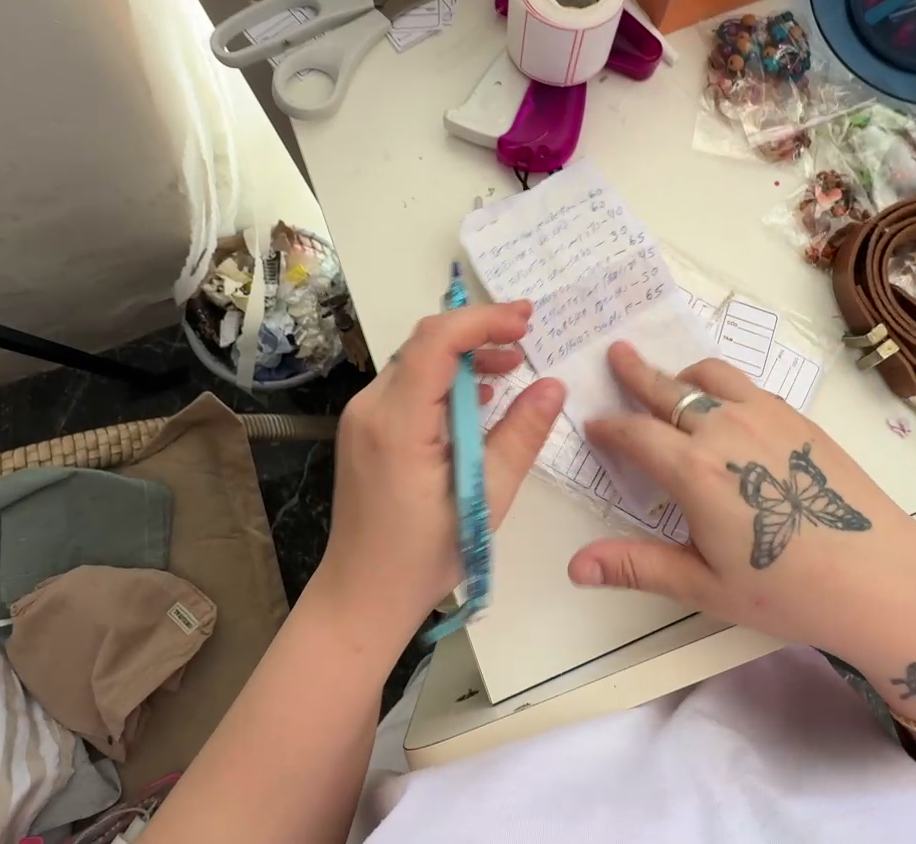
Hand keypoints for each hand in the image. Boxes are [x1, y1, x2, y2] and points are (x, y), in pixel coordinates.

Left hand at [317, 301, 565, 634]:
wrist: (363, 595)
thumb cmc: (425, 554)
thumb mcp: (486, 496)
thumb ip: (520, 435)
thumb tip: (552, 385)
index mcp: (397, 423)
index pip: (436, 342)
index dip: (483, 321)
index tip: (526, 320)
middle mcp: (371, 409)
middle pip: (424, 345)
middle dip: (478, 333)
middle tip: (527, 336)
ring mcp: (363, 419)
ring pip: (416, 363)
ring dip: (464, 356)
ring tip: (513, 365)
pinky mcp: (367, 432)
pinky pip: (408, 387)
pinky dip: (446, 381)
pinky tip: (482, 397)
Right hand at [568, 342, 915, 660]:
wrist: (881, 579)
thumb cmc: (787, 591)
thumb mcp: (703, 586)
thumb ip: (636, 566)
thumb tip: (575, 567)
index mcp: (695, 470)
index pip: (636, 434)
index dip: (609, 428)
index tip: (593, 423)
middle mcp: (726, 429)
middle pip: (669, 389)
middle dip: (636, 372)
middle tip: (615, 352)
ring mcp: (767, 416)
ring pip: (712, 375)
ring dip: (682, 373)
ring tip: (670, 378)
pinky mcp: (799, 418)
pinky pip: (748, 385)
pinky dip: (722, 384)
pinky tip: (726, 406)